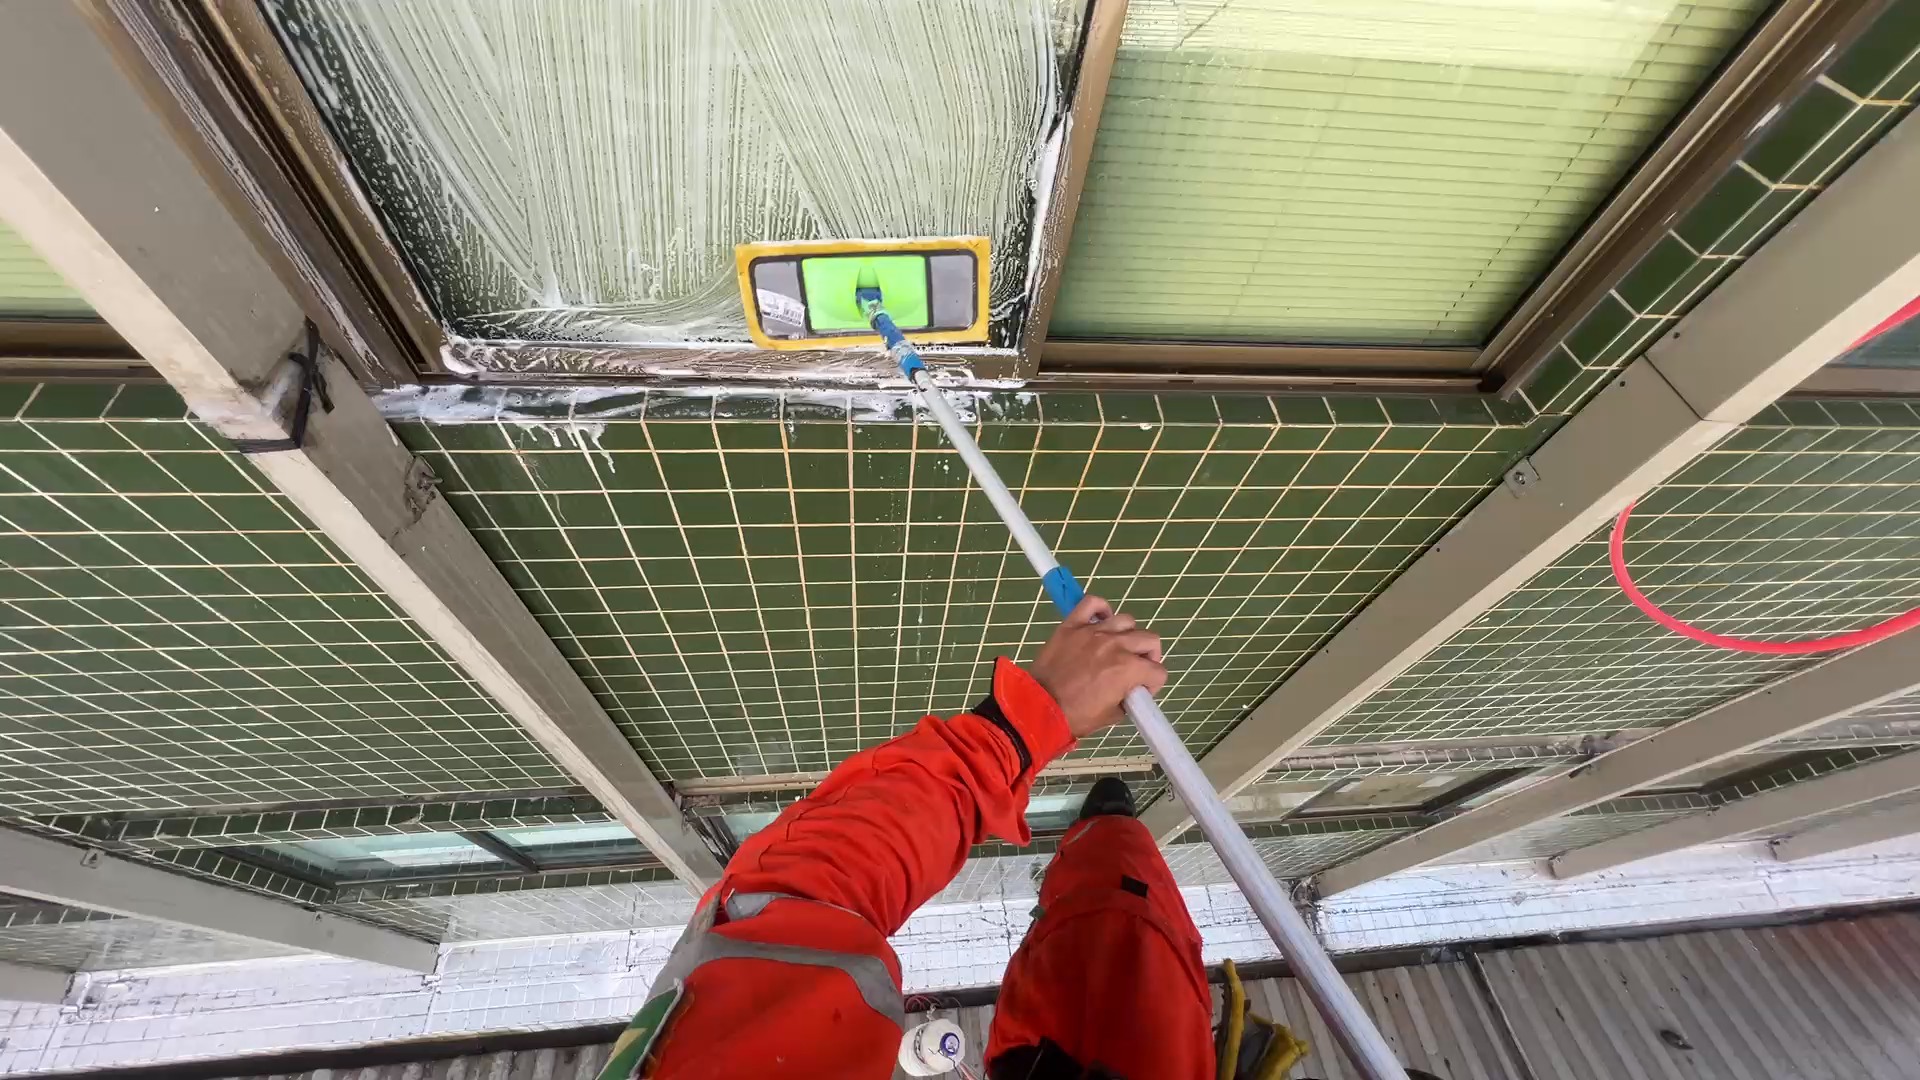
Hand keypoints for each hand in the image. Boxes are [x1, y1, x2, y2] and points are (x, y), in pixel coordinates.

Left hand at [1029, 594, 1165, 737]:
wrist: (1039, 706)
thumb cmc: (1076, 715)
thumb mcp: (1112, 715)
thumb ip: (1128, 698)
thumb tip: (1130, 689)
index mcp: (1129, 669)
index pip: (1158, 671)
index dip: (1153, 684)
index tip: (1140, 691)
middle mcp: (1116, 645)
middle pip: (1149, 640)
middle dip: (1148, 657)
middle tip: (1135, 668)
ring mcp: (1093, 631)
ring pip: (1126, 621)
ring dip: (1128, 635)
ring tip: (1117, 647)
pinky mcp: (1072, 625)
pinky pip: (1092, 603)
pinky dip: (1101, 608)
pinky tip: (1101, 621)